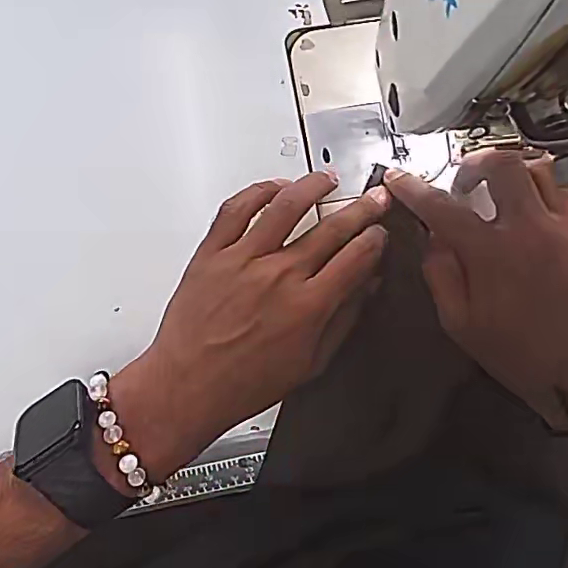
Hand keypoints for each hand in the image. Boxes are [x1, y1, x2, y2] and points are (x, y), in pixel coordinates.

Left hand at [111, 172, 388, 476]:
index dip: (375, 239)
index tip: (379, 233)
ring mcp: (243, 260)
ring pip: (286, 206)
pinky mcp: (212, 253)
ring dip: (312, 186)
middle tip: (372, 198)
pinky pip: (236, 209)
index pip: (357, 256)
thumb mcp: (310, 363)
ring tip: (325, 180)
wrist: (188, 386)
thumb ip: (343, 321)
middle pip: (332, 227)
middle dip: (361, 208)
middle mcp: (279, 277)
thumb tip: (365, 289)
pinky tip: (274, 188)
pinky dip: (258, 191)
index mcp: (308, 306)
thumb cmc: (243, 382)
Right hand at [383, 152, 567, 436]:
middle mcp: (533, 231)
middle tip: (464, 180)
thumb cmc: (526, 357)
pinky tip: (535, 217)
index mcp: (493, 255)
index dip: (413, 188)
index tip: (401, 180)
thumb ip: (440, 274)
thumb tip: (433, 239)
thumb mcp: (461, 324)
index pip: (442, 206)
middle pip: (501, 163)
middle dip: (474, 163)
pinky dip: (544, 195)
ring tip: (501, 193)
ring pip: (540, 169)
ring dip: (513, 174)